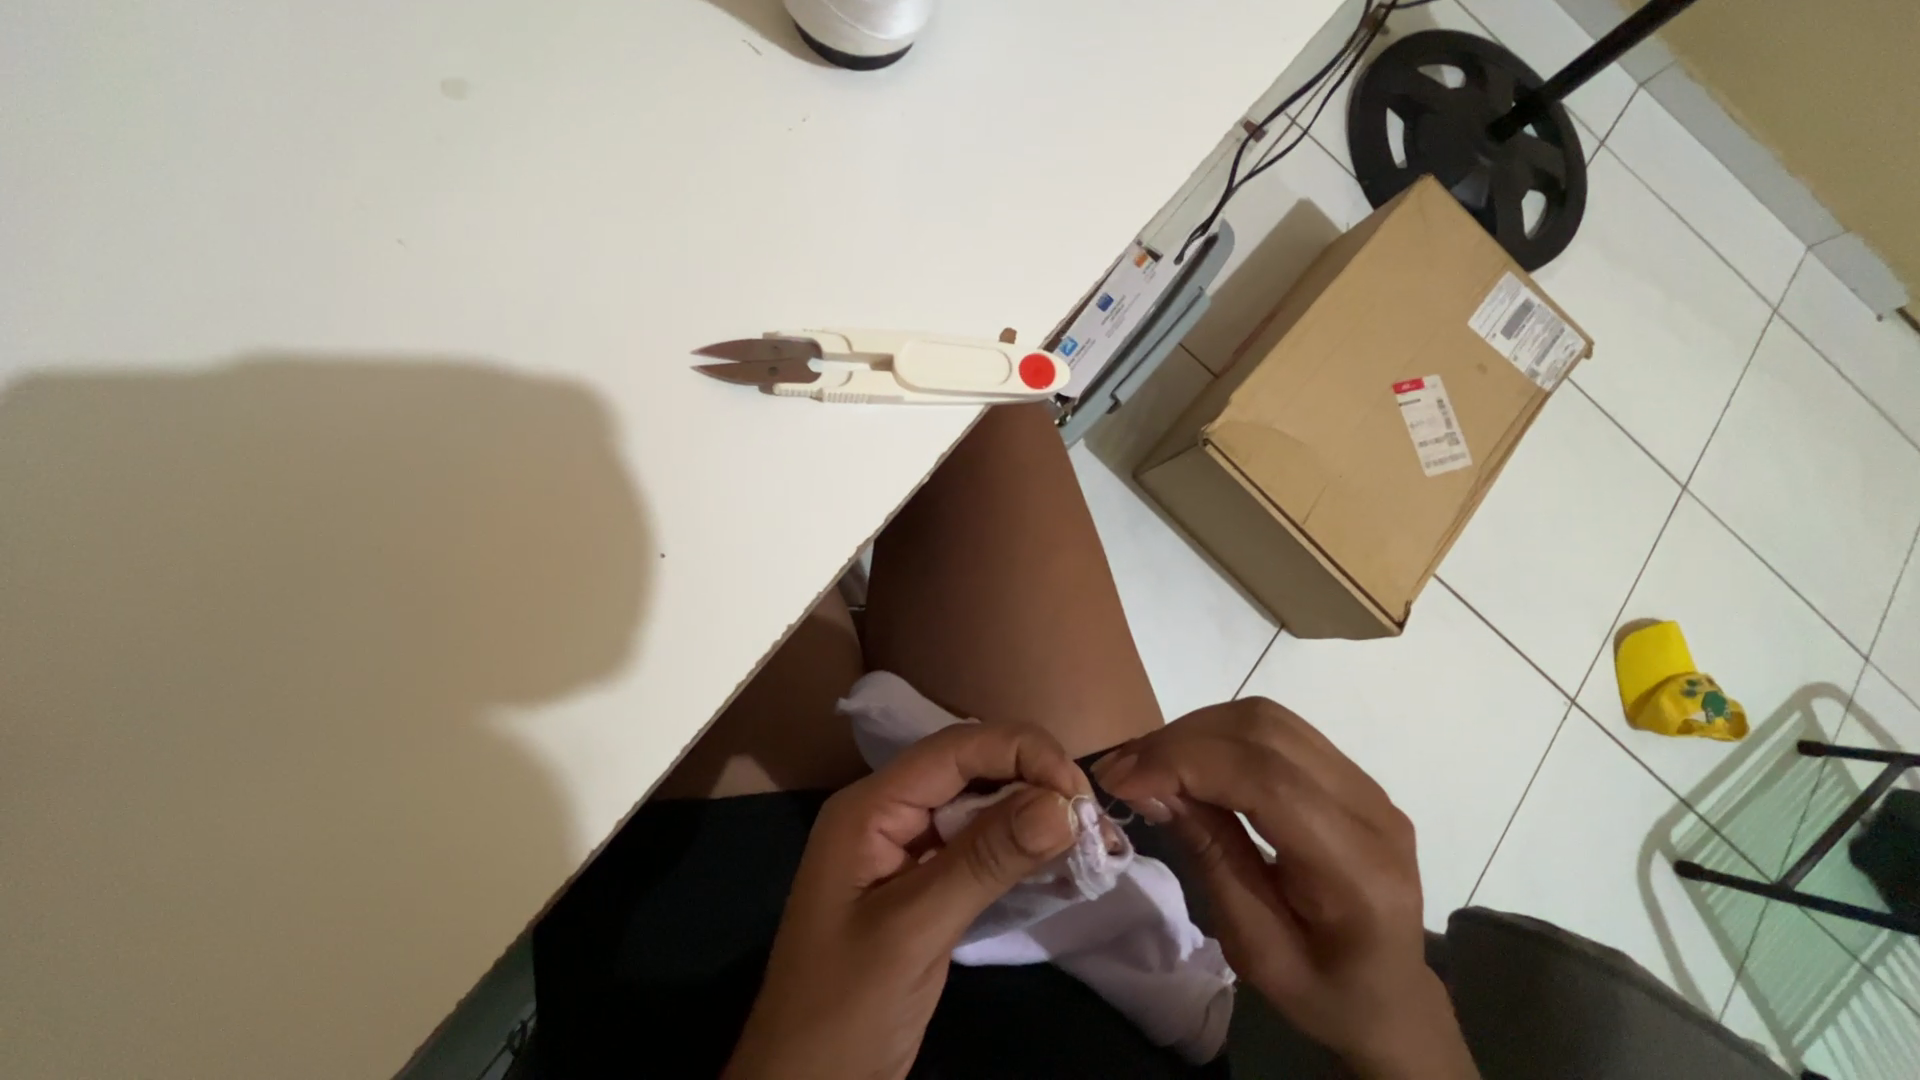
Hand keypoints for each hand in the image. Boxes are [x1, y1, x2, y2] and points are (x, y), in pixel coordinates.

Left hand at [723, 722, 1091, 1079]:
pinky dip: (1018, 844)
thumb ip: (984, 861)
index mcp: (869, 807)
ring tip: (1087, 834)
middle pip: (969, 767)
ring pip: (977, 803)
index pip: (955, 749)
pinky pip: (976, 843)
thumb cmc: (843, 1008)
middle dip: (1032, 778)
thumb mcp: (913, 932)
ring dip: (1031, 810)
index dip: (1021, 752)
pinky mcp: (922, 882)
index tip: (1079, 792)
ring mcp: (904, 847)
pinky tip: (1054, 857)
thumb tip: (1063, 803)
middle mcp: (887, 812)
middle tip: (1091, 818)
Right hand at [1092, 699, 1477, 1079]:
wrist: (1390, 999)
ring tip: (1145, 762)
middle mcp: (1372, 811)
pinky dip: (1218, 734)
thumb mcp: (1254, 949)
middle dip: (1180, 742)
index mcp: (1358, 870)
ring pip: (1267, 719)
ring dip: (1195, 731)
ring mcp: (1367, 786)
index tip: (1120, 778)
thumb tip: (1153, 786)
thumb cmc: (1321, 992)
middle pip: (1265, 735)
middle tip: (1120, 768)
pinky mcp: (1350, 775)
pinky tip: (1185, 760)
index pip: (1267, 781)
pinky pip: (1276, 730)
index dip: (1185, 764)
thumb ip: (1211, 857)